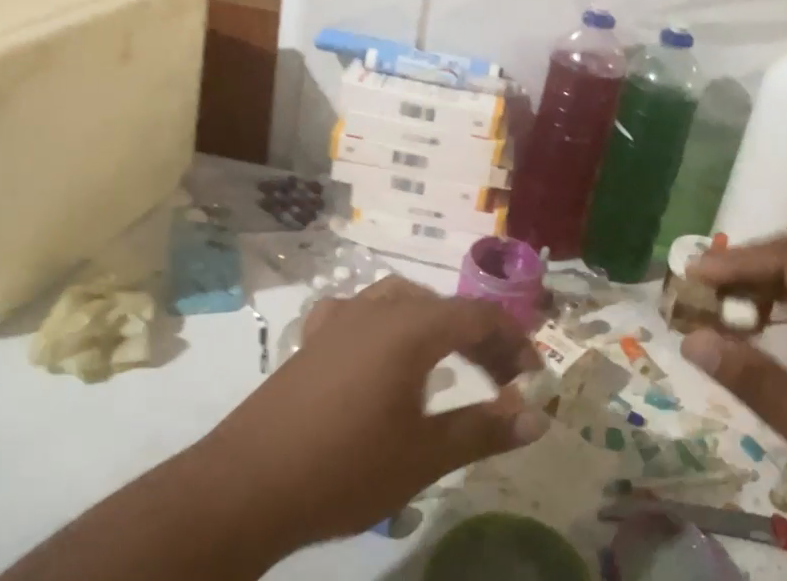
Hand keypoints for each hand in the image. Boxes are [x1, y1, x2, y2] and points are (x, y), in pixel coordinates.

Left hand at [197, 277, 550, 548]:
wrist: (248, 485)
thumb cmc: (346, 468)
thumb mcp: (425, 455)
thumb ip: (484, 429)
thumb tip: (538, 417)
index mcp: (411, 327)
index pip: (480, 316)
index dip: (515, 342)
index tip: (533, 378)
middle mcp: (377, 309)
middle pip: (444, 307)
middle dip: (481, 339)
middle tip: (503, 383)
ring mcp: (339, 319)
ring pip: (402, 301)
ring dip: (435, 326)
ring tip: (451, 362)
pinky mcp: (312, 338)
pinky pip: (360, 312)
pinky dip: (387, 324)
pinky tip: (382, 352)